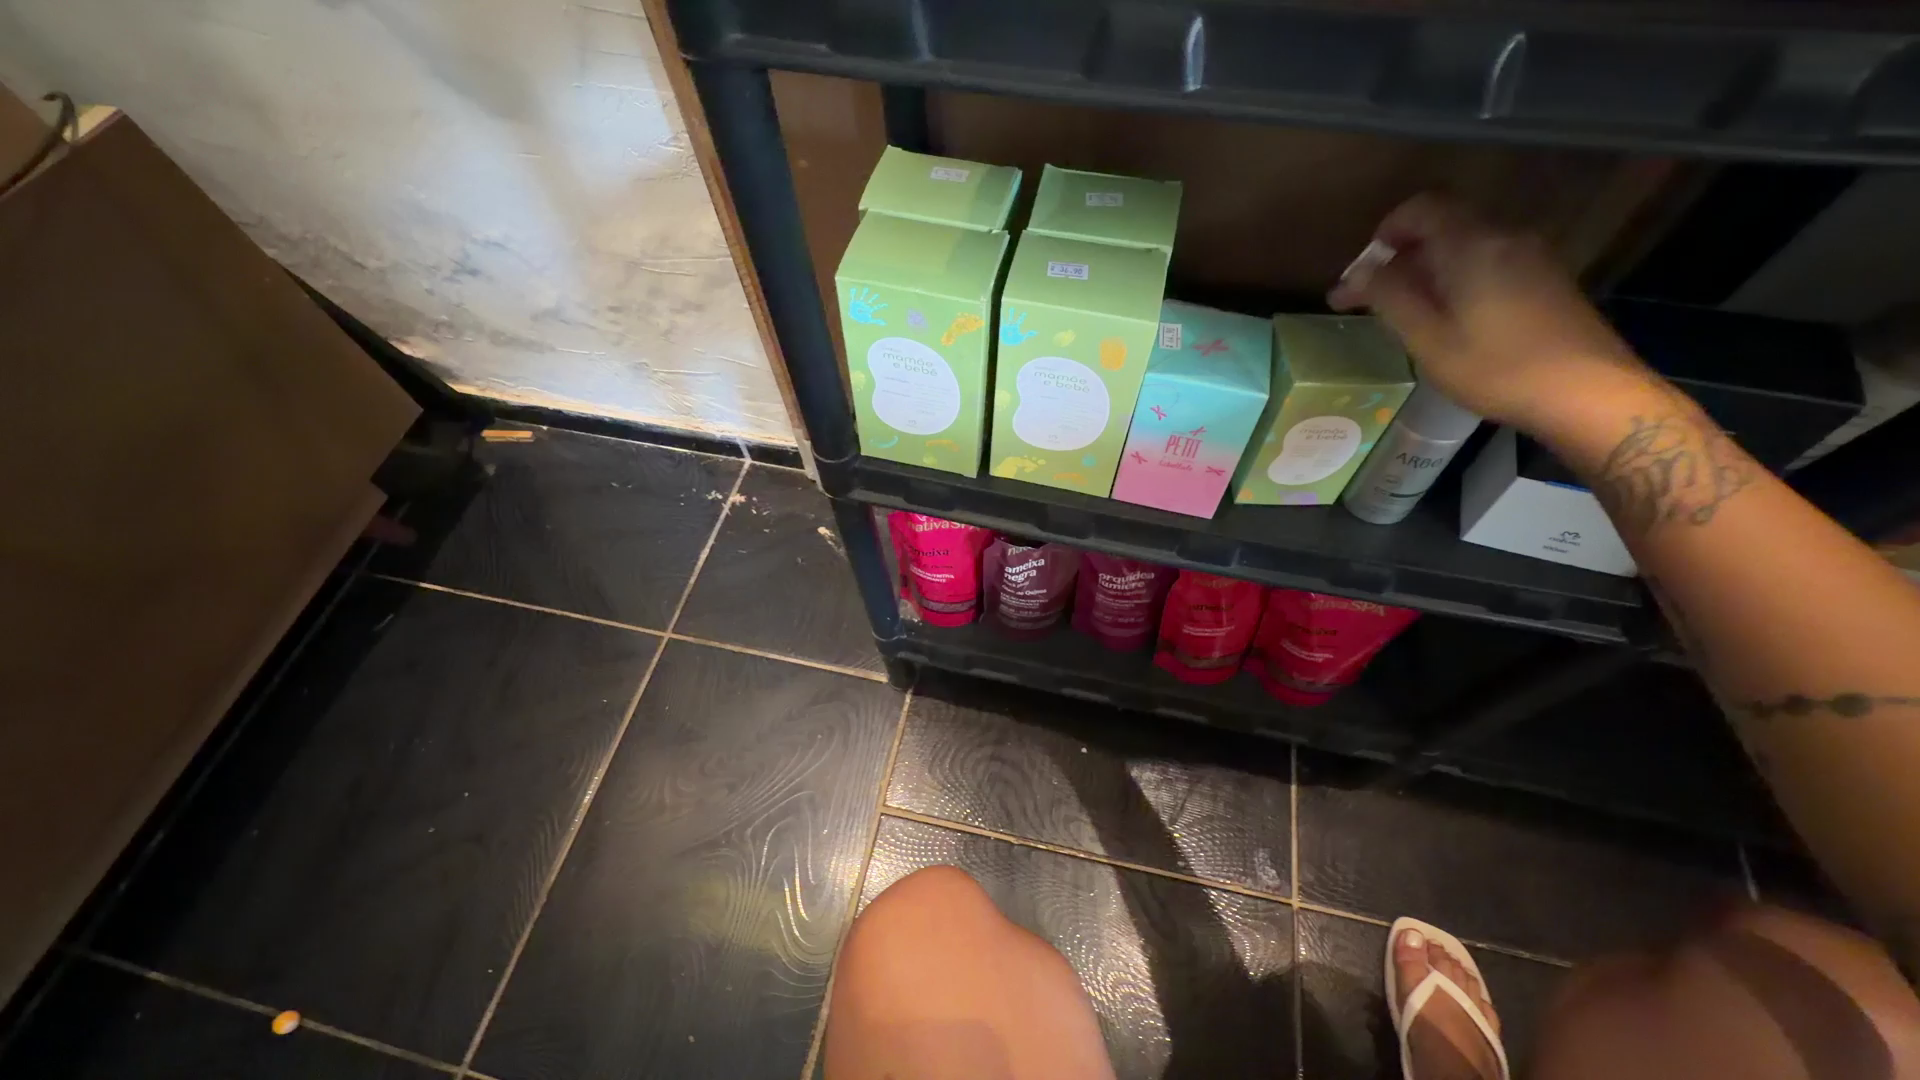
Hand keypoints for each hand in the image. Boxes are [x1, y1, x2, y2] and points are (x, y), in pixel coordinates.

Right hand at [1328, 194, 1648, 430]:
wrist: (1587, 392)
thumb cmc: (1498, 368)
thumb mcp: (1429, 339)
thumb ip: (1390, 297)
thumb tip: (1358, 272)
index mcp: (1473, 245)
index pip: (1422, 208)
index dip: (1385, 232)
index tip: (1362, 271)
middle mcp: (1505, 237)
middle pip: (1444, 225)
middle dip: (1402, 255)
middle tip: (1372, 296)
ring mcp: (1532, 256)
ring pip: (1466, 245)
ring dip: (1428, 269)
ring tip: (1404, 312)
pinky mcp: (1546, 279)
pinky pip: (1488, 262)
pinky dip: (1457, 278)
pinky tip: (1447, 318)